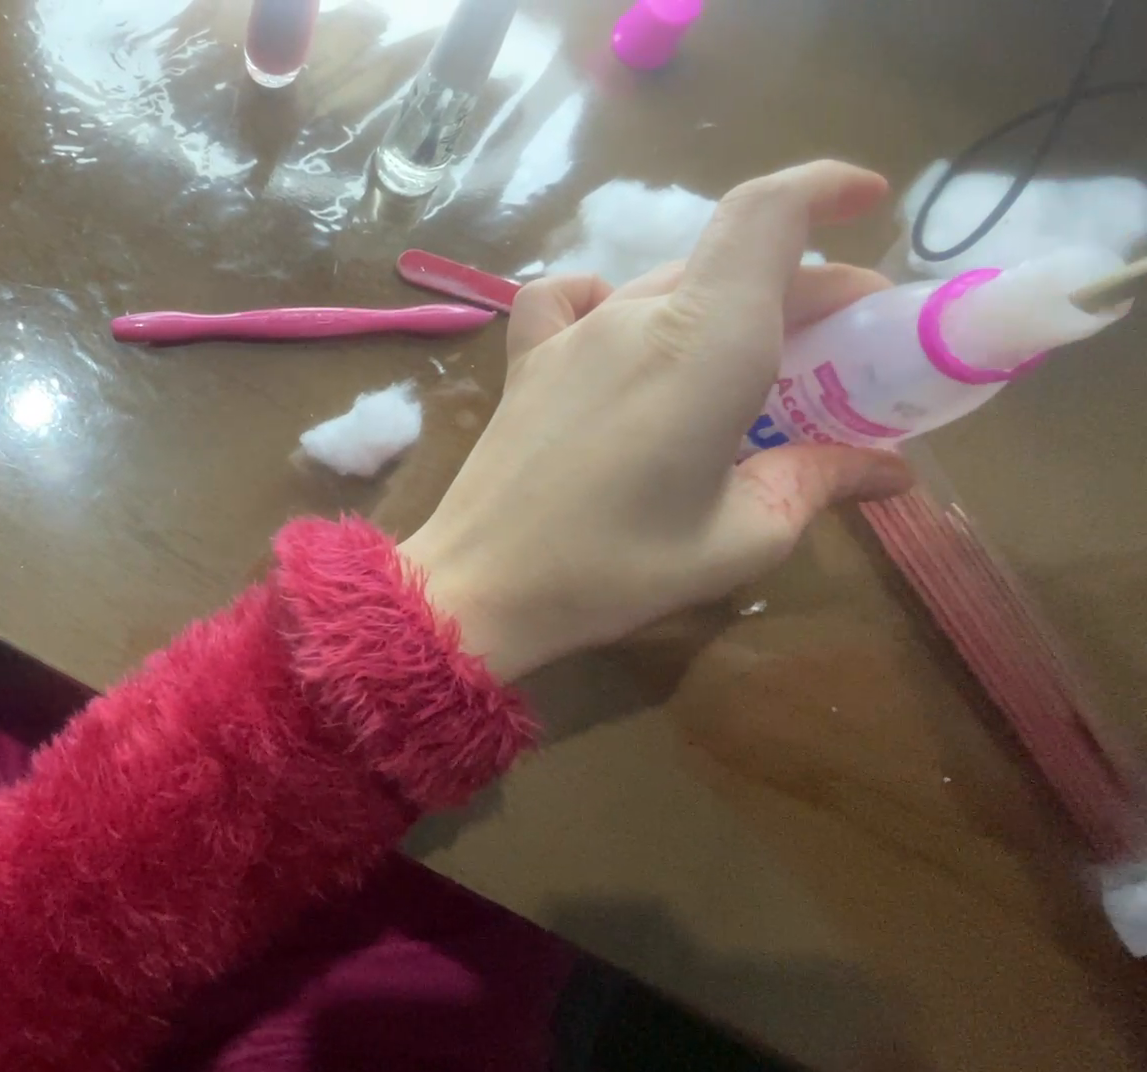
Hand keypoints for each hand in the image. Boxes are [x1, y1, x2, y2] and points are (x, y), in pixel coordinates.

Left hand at [400, 161, 913, 680]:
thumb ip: (819, 483)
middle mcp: (632, 318)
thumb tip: (890, 469)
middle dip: (797, 290)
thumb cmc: (612, 568)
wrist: (478, 585)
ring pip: (660, 287)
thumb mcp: (740, 538)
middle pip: (727, 263)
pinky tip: (620, 343)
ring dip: (717, 309)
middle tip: (836, 356)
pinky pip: (562, 300)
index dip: (824, 188)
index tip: (869, 208)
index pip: (767, 212)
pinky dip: (604, 301)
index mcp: (704, 341)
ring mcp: (567, 339)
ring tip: (743, 370)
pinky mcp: (521, 367)